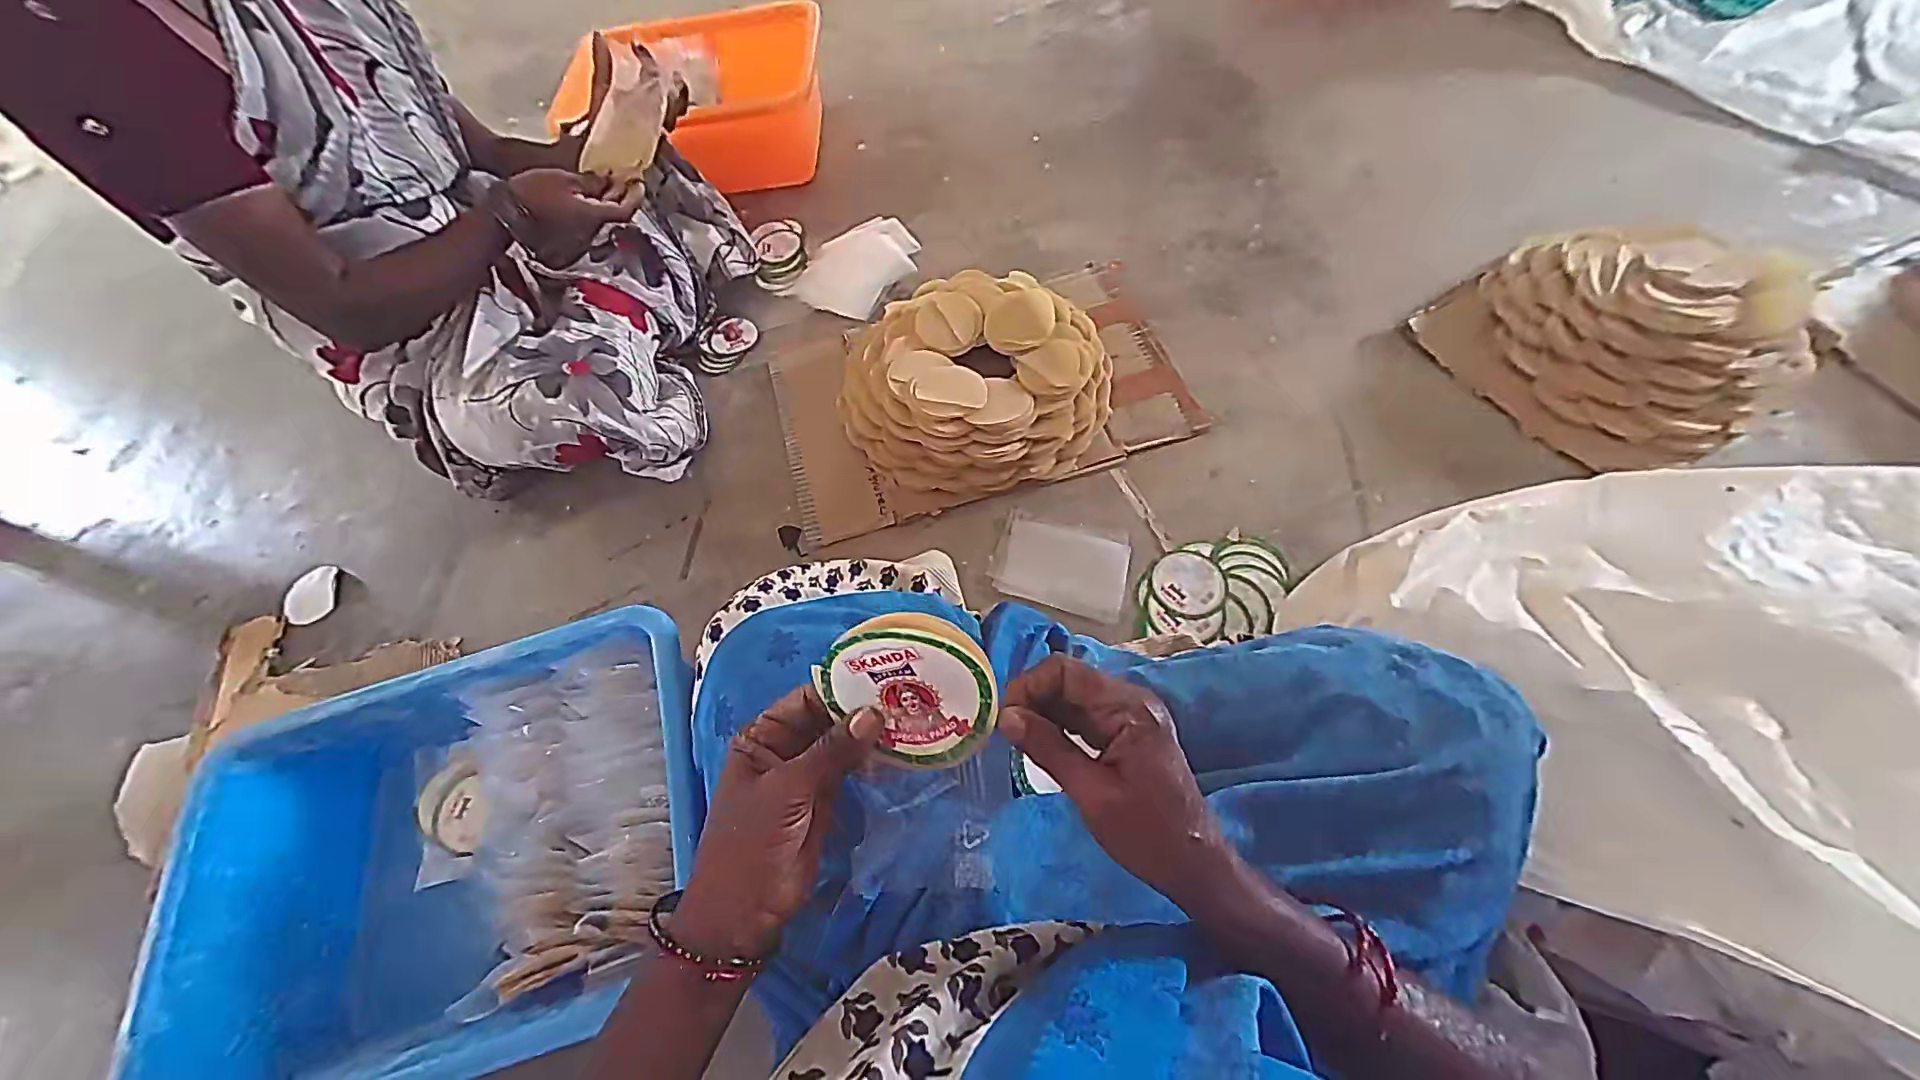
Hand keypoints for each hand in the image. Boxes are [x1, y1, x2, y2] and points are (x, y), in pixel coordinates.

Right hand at [505, 168, 639, 267]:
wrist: (504, 220)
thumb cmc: (532, 196)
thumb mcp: (563, 180)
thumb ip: (591, 182)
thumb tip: (608, 180)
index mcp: (596, 217)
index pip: (626, 209)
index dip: (635, 196)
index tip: (638, 183)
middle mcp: (596, 235)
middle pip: (617, 218)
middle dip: (622, 199)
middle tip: (623, 184)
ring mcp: (585, 244)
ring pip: (605, 225)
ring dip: (607, 208)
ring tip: (605, 191)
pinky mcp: (572, 249)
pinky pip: (590, 231)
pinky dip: (593, 217)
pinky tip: (586, 205)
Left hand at [673, 687, 881, 961]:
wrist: (745, 915)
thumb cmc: (752, 844)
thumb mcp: (789, 790)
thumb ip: (832, 751)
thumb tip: (873, 713)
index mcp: (763, 737)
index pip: (805, 699)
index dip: (840, 687)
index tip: (880, 676)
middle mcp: (785, 749)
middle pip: (827, 719)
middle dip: (861, 709)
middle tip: (905, 694)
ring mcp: (807, 774)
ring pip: (843, 743)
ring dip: (871, 733)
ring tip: (910, 715)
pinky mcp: (825, 798)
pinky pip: (851, 769)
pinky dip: (871, 759)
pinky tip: (899, 748)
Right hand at [999, 655, 1235, 912]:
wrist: (1196, 865)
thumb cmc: (1147, 834)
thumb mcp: (1092, 793)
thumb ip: (1048, 748)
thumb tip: (1006, 717)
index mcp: (1128, 707)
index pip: (1066, 671)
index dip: (1029, 685)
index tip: (1004, 716)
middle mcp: (1131, 701)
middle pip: (1069, 680)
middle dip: (1032, 699)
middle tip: (1004, 731)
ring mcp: (1131, 716)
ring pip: (1073, 698)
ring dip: (1042, 712)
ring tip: (1015, 738)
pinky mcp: (1127, 733)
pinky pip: (1084, 717)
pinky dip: (1058, 725)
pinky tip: (1038, 743)